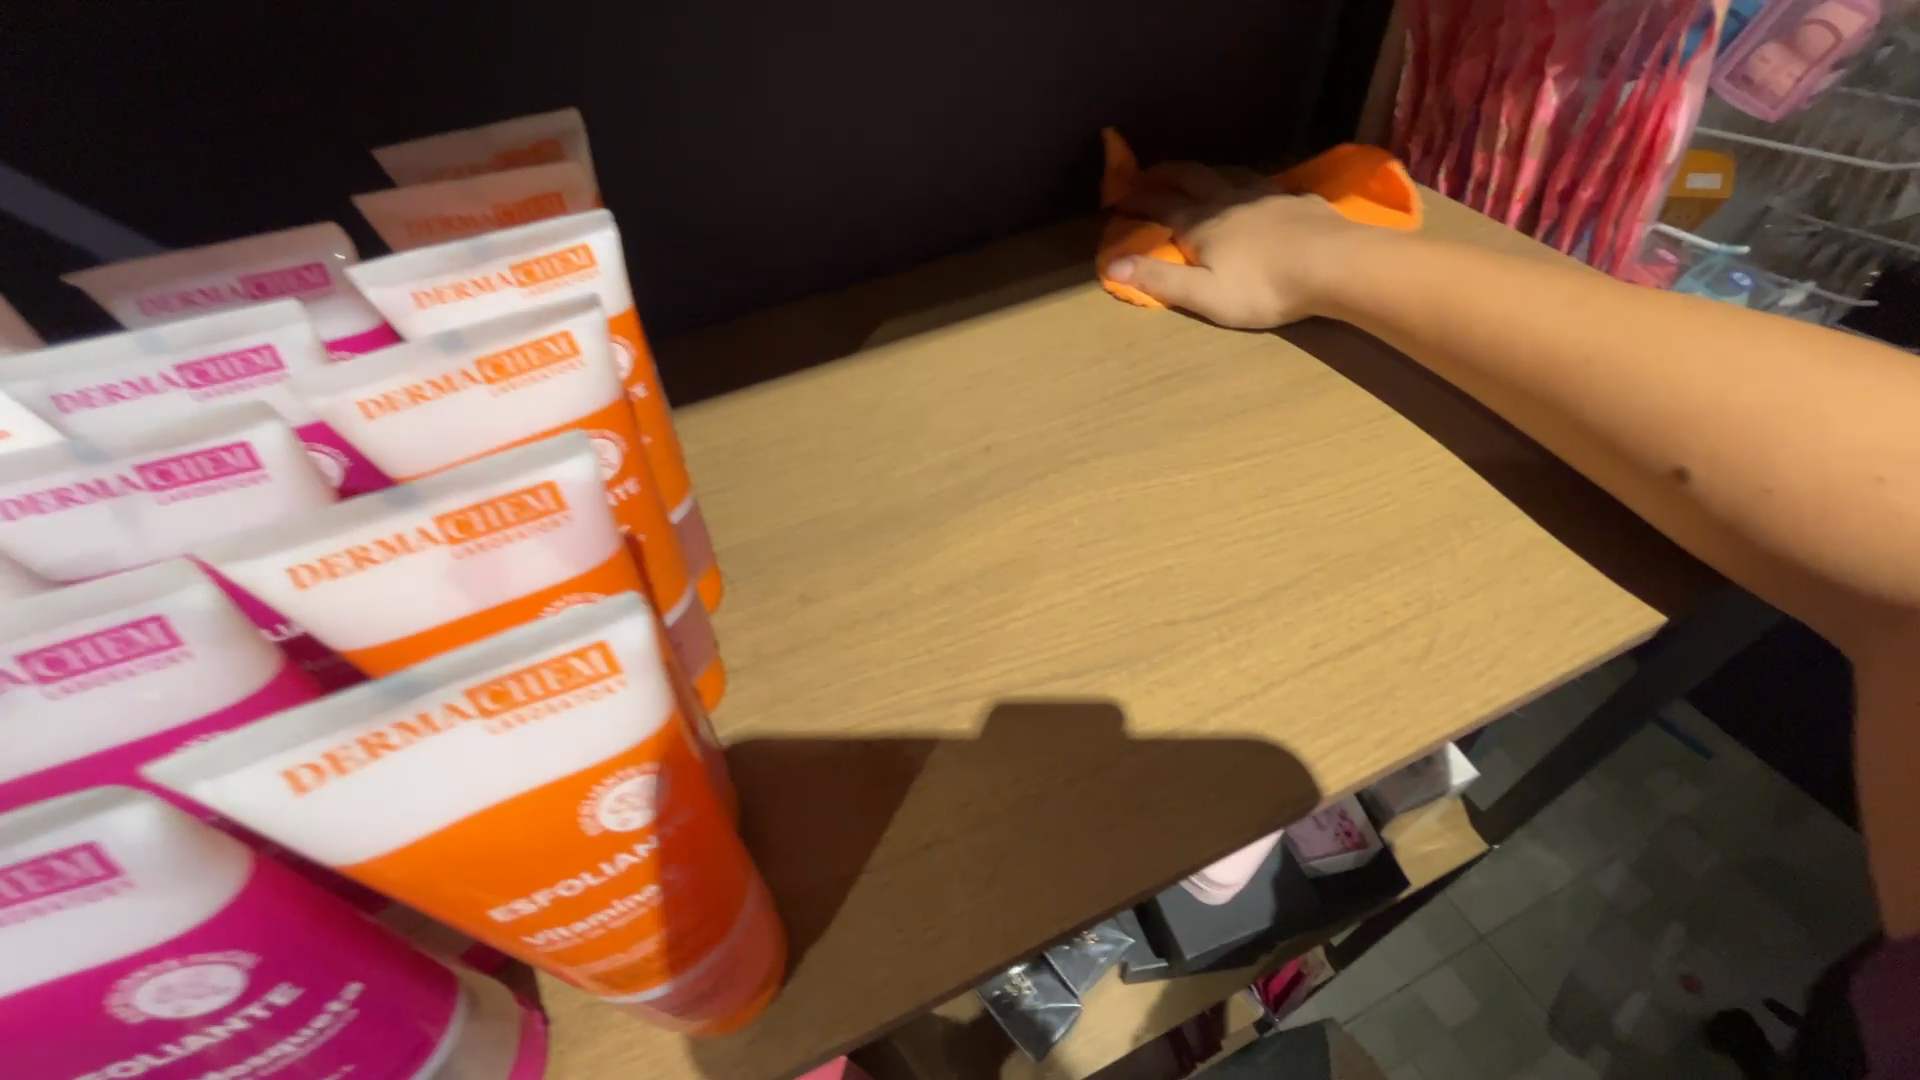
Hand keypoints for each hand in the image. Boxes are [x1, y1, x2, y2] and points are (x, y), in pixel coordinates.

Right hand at [1106, 162, 1371, 328]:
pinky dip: (1245, 182)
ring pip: (1228, 173)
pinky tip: (1252, 190)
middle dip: (1166, 173)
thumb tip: (1110, 264)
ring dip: (1205, 170)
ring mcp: (1266, 195)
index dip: (1137, 198)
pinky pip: (1262, 182)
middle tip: (1149, 171)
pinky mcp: (1296, 199)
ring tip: (1195, 173)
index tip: (1118, 194)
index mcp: (1202, 224)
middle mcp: (1229, 200)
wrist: (1333, 265)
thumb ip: (1158, 278)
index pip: (1161, 206)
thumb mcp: (1203, 295)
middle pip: (1192, 177)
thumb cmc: (1263, 287)